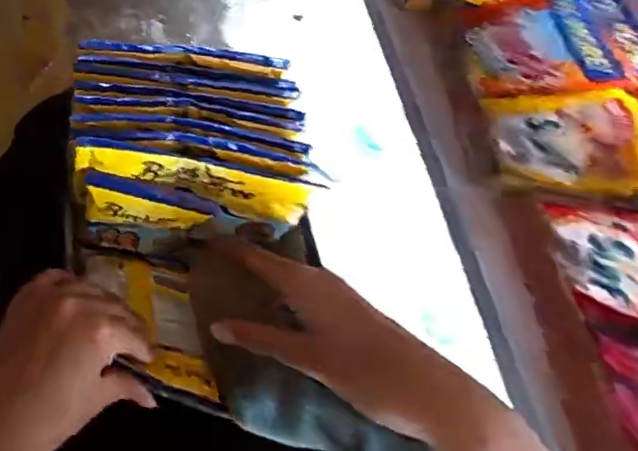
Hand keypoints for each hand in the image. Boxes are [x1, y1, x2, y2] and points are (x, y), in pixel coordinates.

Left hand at [0, 269, 155, 450]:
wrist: (2, 409)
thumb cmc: (54, 411)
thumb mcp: (95, 398)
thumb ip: (123, 385)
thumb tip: (149, 395)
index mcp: (98, 329)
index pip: (132, 334)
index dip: (144, 349)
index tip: (149, 359)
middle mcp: (76, 302)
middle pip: (112, 306)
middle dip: (127, 323)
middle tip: (135, 340)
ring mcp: (48, 294)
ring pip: (86, 287)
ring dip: (101, 302)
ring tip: (110, 320)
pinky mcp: (26, 293)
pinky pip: (53, 277)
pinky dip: (68, 282)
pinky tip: (76, 295)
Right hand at [207, 241, 544, 450]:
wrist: (444, 399)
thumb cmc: (370, 373)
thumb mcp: (310, 358)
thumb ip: (261, 339)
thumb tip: (215, 325)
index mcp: (302, 281)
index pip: (250, 253)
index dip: (221, 245)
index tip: (194, 238)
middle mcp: (318, 277)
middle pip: (269, 261)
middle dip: (238, 260)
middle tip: (207, 264)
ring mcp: (338, 293)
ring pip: (287, 276)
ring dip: (261, 277)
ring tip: (233, 285)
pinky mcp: (351, 310)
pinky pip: (302, 289)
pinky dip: (281, 292)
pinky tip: (274, 309)